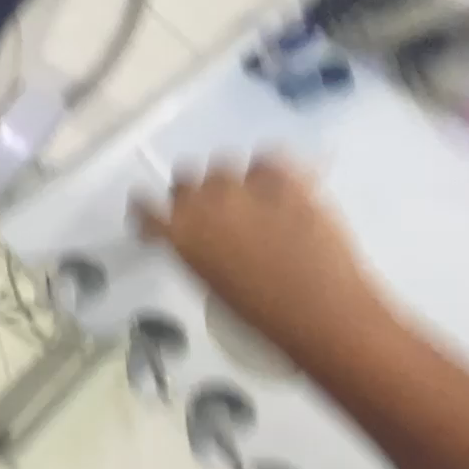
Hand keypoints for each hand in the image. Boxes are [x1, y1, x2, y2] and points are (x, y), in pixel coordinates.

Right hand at [133, 156, 390, 358]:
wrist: (323, 311)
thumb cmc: (259, 311)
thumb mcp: (206, 280)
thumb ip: (192, 248)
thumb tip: (197, 237)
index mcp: (177, 232)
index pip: (145, 206)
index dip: (148, 211)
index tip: (156, 218)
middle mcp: (204, 203)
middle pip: (185, 178)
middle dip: (193, 192)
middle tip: (210, 211)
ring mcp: (246, 189)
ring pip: (223, 162)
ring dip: (230, 178)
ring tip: (247, 198)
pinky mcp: (289, 182)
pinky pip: (270, 157)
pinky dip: (270, 169)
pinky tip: (276, 184)